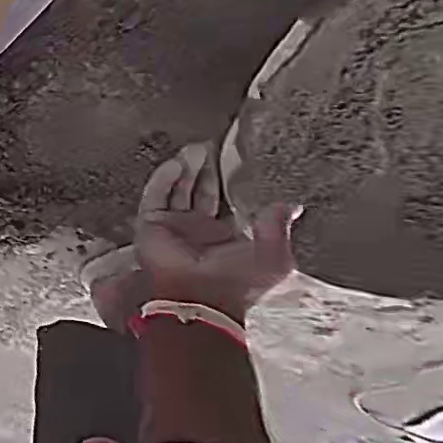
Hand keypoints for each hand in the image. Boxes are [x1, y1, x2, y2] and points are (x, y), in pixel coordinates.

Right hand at [133, 143, 296, 322]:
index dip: (226, 182)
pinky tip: (175, 163)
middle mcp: (196, 228)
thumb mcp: (273, 256)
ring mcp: (172, 224)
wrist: (200, 295)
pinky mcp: (150, 222)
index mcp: (224, 236)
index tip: (230, 160)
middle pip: (197, 190)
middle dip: (203, 170)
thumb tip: (292, 204)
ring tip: (194, 149)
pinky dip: (164, 178)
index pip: (223, 201)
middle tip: (208, 147)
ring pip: (176, 188)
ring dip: (185, 169)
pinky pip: (155, 194)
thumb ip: (277, 228)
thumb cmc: (238, 281)